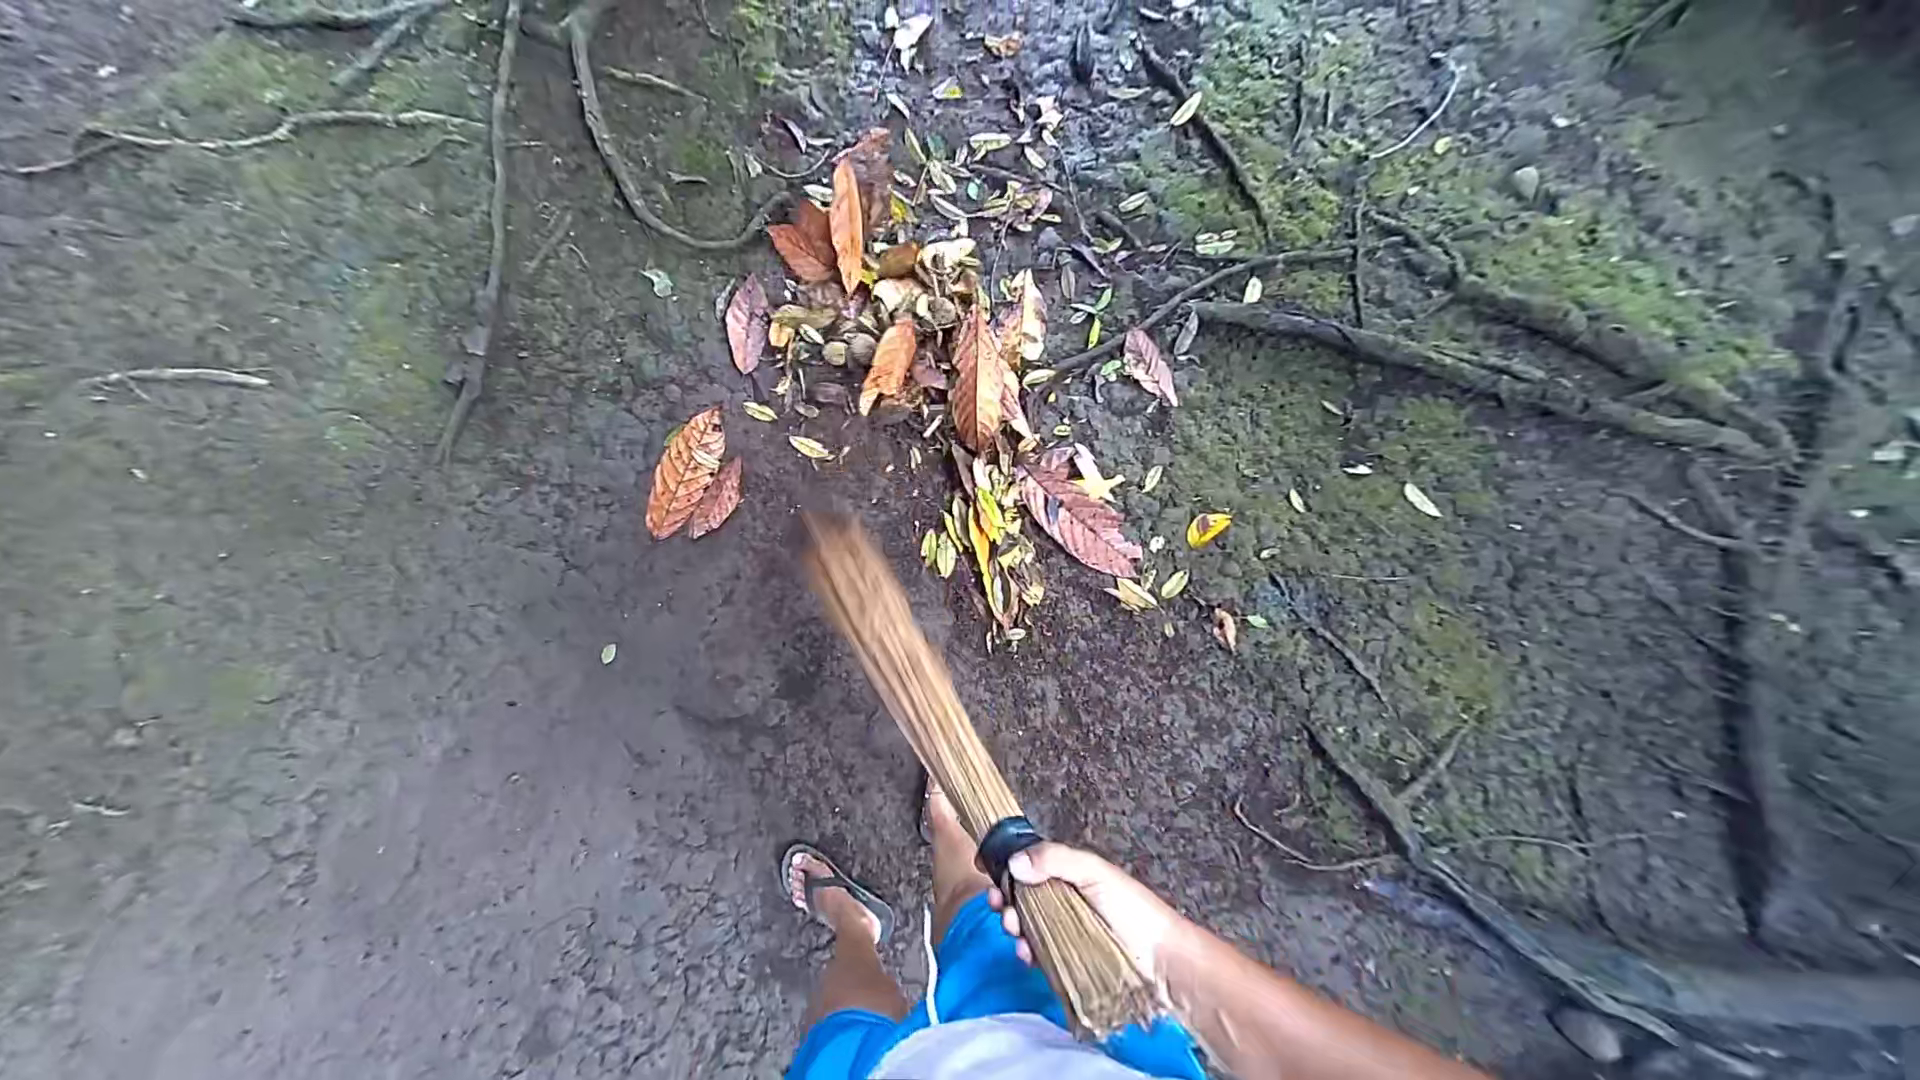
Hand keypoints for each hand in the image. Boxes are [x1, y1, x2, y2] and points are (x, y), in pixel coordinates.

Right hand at [987, 842, 1188, 980]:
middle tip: (999, 904)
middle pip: (1020, 895)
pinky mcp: (1063, 961)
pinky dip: (1025, 951)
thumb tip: (1015, 862)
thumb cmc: (1132, 909)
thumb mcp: (1094, 871)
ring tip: (1015, 928)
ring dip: (1012, 924)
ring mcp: (1061, 932)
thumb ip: (1055, 859)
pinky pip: (1035, 954)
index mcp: (1067, 873)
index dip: (1006, 868)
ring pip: (1024, 924)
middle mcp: (1061, 900)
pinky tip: (1027, 952)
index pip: (1027, 865)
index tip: (987, 871)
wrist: (1162, 963)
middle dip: (1004, 898)